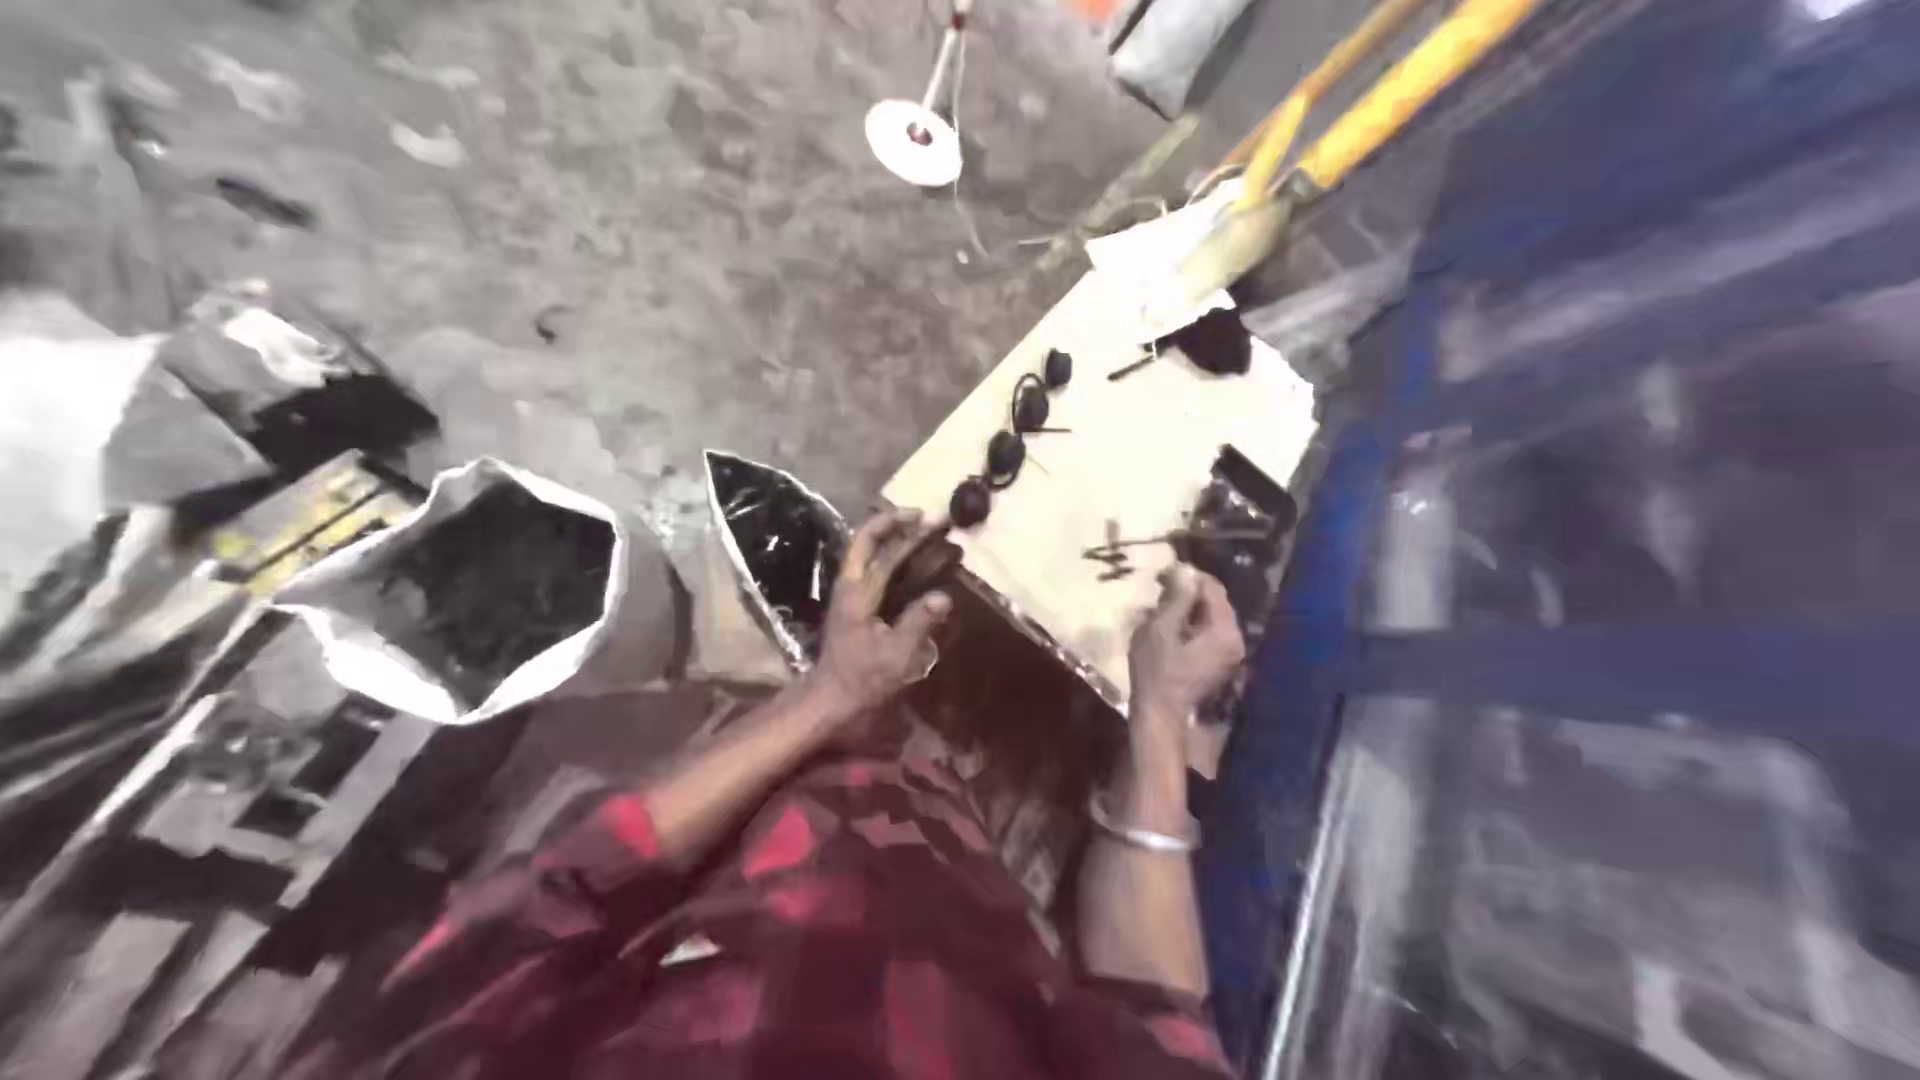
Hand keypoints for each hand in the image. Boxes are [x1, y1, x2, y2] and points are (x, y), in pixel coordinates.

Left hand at [804, 508, 951, 725]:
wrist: (832, 697)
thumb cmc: (863, 679)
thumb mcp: (896, 656)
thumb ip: (918, 623)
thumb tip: (944, 596)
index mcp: (857, 593)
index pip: (878, 548)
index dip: (902, 528)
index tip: (927, 518)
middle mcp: (849, 585)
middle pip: (865, 540)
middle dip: (894, 523)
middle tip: (926, 518)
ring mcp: (848, 592)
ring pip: (865, 550)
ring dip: (891, 535)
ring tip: (920, 529)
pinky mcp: (852, 601)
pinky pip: (870, 565)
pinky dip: (888, 552)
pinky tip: (909, 557)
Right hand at [1128, 565, 1245, 724]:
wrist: (1160, 714)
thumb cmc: (1156, 671)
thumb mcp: (1160, 629)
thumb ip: (1176, 598)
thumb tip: (1185, 570)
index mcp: (1224, 630)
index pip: (1212, 588)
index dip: (1188, 576)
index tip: (1162, 574)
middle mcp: (1235, 639)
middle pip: (1215, 602)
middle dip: (1188, 591)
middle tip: (1159, 588)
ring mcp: (1229, 653)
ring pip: (1210, 617)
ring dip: (1187, 607)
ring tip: (1160, 606)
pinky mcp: (1218, 662)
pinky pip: (1207, 632)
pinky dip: (1189, 623)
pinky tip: (1168, 625)